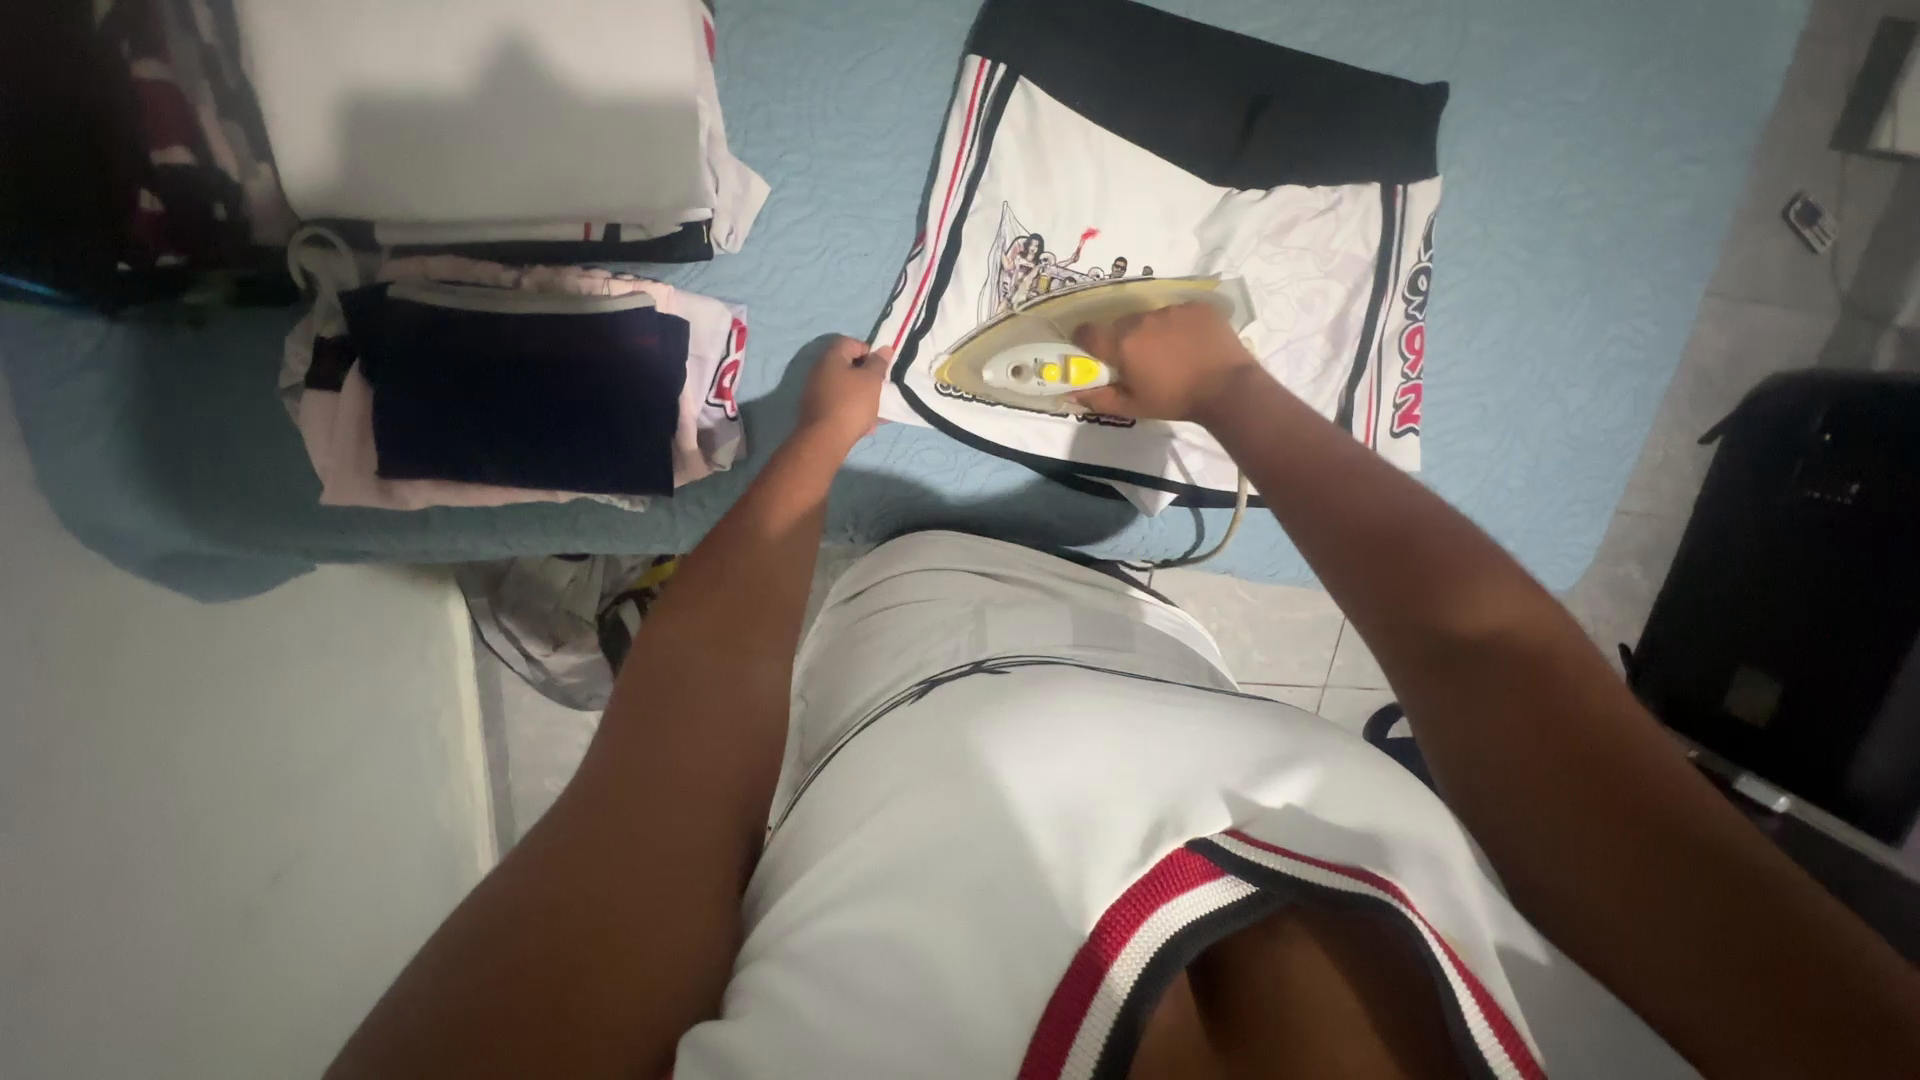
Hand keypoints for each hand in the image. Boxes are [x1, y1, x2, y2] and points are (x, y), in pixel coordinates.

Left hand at [796, 336, 890, 451]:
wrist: (825, 439)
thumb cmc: (851, 404)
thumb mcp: (871, 381)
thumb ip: (878, 363)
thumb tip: (883, 349)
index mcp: (831, 357)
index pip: (850, 342)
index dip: (869, 351)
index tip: (882, 367)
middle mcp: (819, 371)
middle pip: (847, 366)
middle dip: (867, 377)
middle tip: (881, 388)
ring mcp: (816, 392)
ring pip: (845, 388)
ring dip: (862, 396)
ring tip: (877, 410)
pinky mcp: (817, 411)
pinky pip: (839, 404)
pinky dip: (853, 410)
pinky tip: (866, 425)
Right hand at [1069, 301, 1262, 423]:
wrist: (1227, 388)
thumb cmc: (1175, 400)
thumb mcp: (1133, 406)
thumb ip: (1098, 398)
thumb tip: (1070, 393)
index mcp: (1123, 343)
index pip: (1088, 332)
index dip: (1084, 340)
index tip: (1090, 349)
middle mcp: (1142, 319)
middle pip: (1122, 325)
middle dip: (1124, 340)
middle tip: (1140, 361)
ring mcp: (1172, 309)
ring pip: (1151, 318)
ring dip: (1153, 332)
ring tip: (1171, 353)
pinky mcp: (1197, 306)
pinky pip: (1179, 313)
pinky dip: (1180, 326)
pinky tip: (1192, 344)